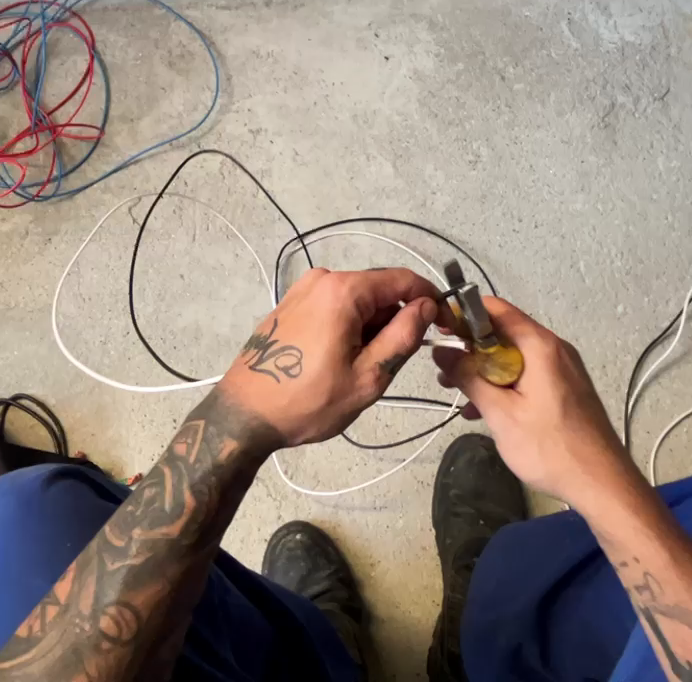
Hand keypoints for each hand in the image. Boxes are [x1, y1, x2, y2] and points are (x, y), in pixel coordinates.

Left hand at [215, 267, 442, 448]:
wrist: (245, 413)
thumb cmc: (309, 400)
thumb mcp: (368, 376)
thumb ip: (403, 336)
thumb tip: (426, 306)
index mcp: (343, 290)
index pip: (402, 279)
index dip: (430, 299)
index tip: (446, 326)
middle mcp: (323, 278)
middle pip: (378, 289)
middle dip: (397, 318)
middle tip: (395, 362)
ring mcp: (303, 288)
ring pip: (357, 299)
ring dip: (372, 326)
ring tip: (361, 367)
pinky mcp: (291, 303)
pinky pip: (334, 305)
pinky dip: (349, 325)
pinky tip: (339, 358)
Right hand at [433, 297, 630, 509]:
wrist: (603, 485)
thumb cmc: (550, 447)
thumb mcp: (501, 413)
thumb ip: (468, 377)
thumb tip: (440, 351)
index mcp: (540, 345)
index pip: (496, 309)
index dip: (464, 314)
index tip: (440, 330)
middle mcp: (553, 348)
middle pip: (503, 332)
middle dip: (470, 348)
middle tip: (445, 369)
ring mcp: (562, 368)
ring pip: (513, 356)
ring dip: (484, 370)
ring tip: (457, 393)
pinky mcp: (564, 388)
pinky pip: (527, 373)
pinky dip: (504, 383)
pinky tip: (484, 410)